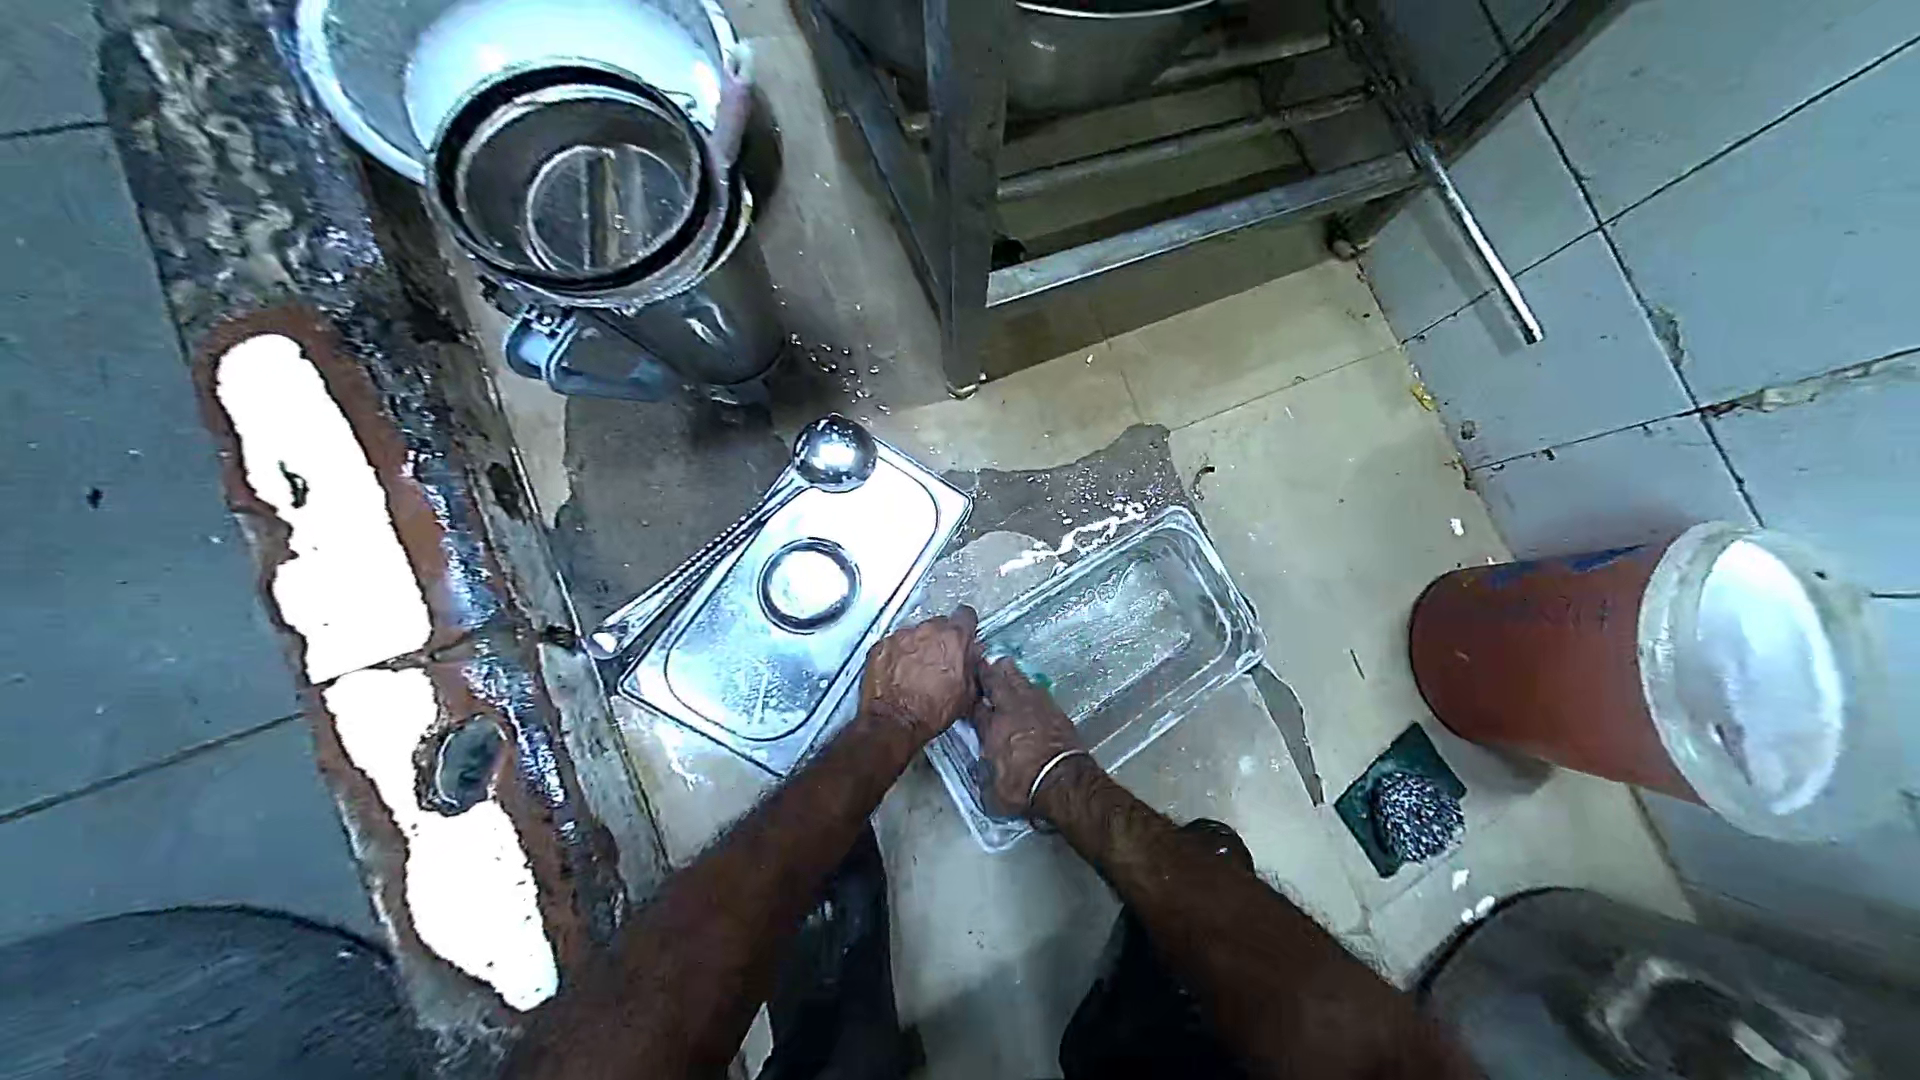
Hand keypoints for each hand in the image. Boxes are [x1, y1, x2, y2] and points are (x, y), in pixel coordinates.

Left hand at [859, 606, 981, 746]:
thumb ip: (973, 666)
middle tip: (939, 661)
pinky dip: (897, 655)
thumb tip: (974, 656)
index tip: (963, 634)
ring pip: (915, 634)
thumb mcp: (967, 693)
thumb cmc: (930, 711)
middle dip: (940, 639)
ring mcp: (901, 636)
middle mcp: (927, 630)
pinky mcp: (881, 645)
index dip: (966, 625)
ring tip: (916, 671)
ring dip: (918, 647)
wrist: (894, 722)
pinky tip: (899, 673)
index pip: (966, 615)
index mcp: (953, 638)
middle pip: (939, 624)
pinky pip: (893, 644)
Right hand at [969, 658, 1082, 817]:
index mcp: (991, 728)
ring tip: (1004, 663)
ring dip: (1009, 671)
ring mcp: (1034, 707)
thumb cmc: (1025, 789)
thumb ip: (983, 777)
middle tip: (982, 662)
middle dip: (986, 672)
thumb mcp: (992, 793)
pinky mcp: (1054, 710)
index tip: (966, 697)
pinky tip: (1030, 685)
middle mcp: (1010, 711)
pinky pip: (1038, 690)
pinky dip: (1030, 685)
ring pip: (1018, 680)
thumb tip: (980, 774)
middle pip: (995, 682)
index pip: (975, 708)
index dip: (970, 701)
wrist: (1062, 782)